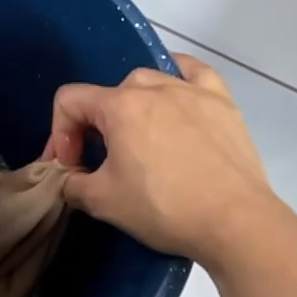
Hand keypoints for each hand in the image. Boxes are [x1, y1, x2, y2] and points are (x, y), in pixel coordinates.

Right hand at [42, 53, 286, 264]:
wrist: (236, 224)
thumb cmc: (164, 208)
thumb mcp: (102, 202)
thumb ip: (71, 183)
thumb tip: (66, 178)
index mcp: (119, 106)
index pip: (69, 101)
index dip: (59, 133)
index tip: (72, 166)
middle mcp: (153, 87)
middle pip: (107, 94)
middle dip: (95, 126)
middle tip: (103, 161)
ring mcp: (191, 91)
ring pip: (147, 81)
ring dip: (132, 106)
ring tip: (140, 138)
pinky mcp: (223, 102)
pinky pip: (195, 72)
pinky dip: (179, 76)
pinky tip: (176, 92)